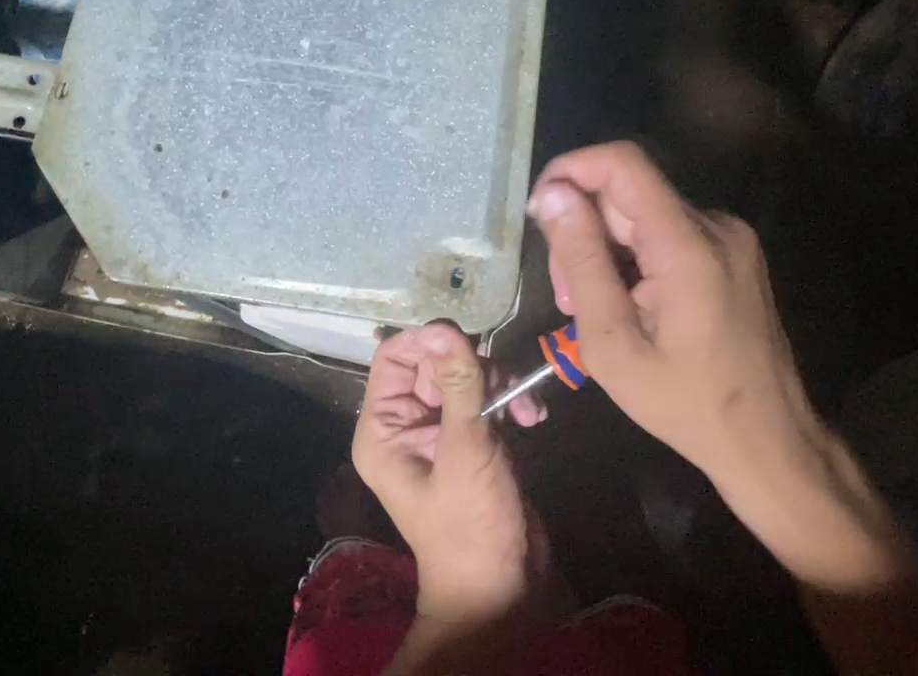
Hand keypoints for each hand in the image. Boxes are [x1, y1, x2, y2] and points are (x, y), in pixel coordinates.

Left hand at [351, 322, 546, 626]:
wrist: (502, 591)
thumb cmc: (470, 525)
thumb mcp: (464, 449)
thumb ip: (457, 383)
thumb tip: (444, 325)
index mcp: (384, 427)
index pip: (394, 356)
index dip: (428, 339)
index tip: (465, 337)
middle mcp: (407, 424)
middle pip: (436, 362)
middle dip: (474, 364)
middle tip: (505, 380)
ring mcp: (442, 432)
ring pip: (466, 377)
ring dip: (500, 384)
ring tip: (525, 408)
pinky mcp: (474, 441)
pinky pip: (488, 400)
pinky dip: (511, 402)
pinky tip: (533, 420)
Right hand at [528, 142, 904, 592]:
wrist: (769, 441)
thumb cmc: (685, 403)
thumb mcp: (612, 342)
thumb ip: (580, 262)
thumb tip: (552, 197)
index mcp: (687, 244)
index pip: (622, 163)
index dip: (571, 170)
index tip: (539, 214)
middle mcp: (715, 225)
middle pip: (628, 192)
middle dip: (581, 228)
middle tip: (565, 295)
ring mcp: (730, 238)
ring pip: (643, 213)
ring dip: (604, 247)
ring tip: (590, 308)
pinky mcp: (733, 254)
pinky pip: (666, 232)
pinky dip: (632, 256)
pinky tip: (625, 304)